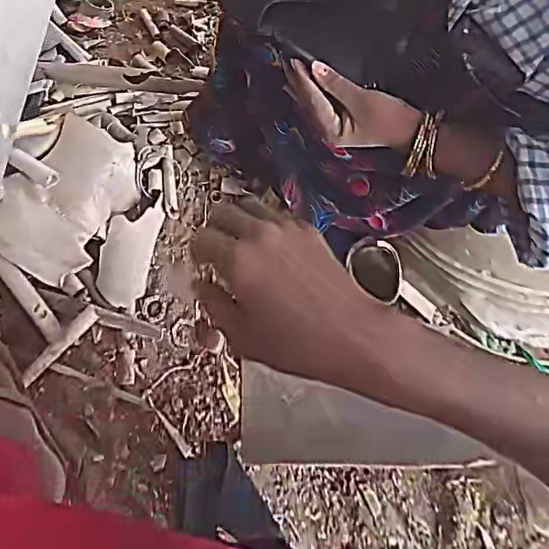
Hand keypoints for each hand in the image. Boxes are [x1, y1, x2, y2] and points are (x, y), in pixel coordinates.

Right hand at [190, 197, 396, 386]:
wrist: (353, 335)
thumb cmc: (303, 342)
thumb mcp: (243, 336)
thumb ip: (214, 306)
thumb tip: (204, 291)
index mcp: (238, 260)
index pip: (200, 239)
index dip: (195, 253)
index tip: (199, 263)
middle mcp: (260, 236)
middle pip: (221, 211)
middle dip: (212, 229)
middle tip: (213, 248)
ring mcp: (286, 229)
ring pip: (249, 205)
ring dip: (238, 220)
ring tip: (239, 241)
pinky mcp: (307, 230)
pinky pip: (277, 215)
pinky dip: (266, 225)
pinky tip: (270, 247)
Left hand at [288, 60, 421, 149]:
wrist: (411, 131)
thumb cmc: (389, 118)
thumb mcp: (362, 99)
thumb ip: (336, 84)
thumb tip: (315, 67)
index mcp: (330, 129)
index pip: (312, 98)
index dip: (302, 79)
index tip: (294, 61)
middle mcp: (326, 130)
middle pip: (308, 101)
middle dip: (297, 82)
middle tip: (285, 61)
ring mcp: (332, 126)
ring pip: (312, 102)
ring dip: (301, 86)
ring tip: (289, 71)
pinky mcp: (339, 121)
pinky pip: (319, 103)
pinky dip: (311, 92)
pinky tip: (304, 86)